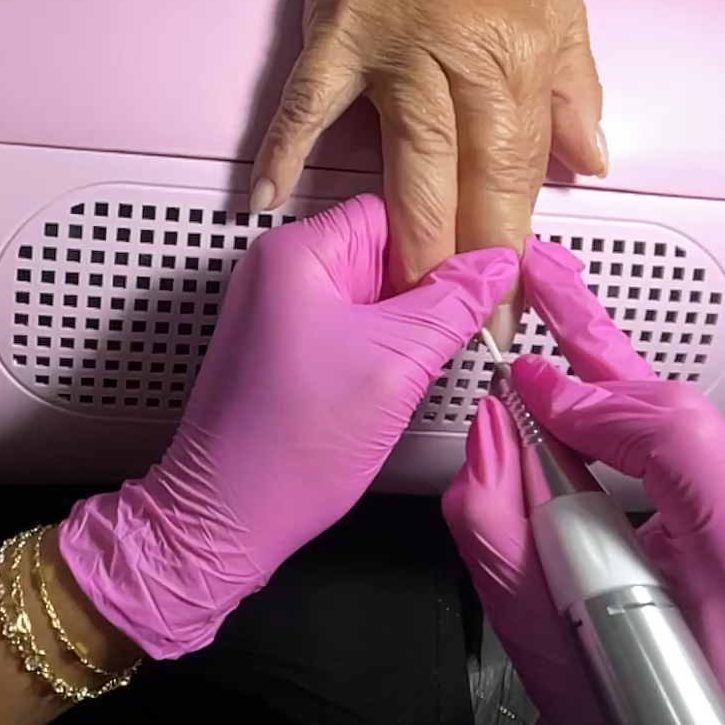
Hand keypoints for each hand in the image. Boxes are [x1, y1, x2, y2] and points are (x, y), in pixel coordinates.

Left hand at [58, 194, 515, 658]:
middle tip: (477, 311)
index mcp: (295, 254)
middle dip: (430, 281)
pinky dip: (382, 336)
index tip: (487, 266)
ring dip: (408, 313)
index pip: (390, 212)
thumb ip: (453, 303)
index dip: (445, 237)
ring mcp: (278, 305)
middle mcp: (279, 269)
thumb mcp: (394, 364)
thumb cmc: (285, 446)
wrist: (230, 512)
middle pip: (380, 247)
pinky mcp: (284, 340)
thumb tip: (494, 263)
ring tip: (442, 345)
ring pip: (369, 286)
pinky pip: (348, 317)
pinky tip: (404, 366)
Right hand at [252, 0, 605, 300]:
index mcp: (522, 57)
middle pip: (472, 176)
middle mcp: (465, 58)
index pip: (523, 169)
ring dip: (407, 234)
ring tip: (404, 302)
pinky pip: (305, 104)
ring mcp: (393, 50)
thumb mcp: (557, 7)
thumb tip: (590, 164)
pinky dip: (282, 149)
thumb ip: (577, 89)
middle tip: (465, 333)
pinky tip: (262, 200)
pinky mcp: (333, 41)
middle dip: (470, 262)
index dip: (517, 243)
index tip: (511, 306)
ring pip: (407, 156)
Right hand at [442, 240, 724, 724]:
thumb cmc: (625, 718)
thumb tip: (494, 427)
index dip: (592, 397)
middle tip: (548, 280)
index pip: (681, 445)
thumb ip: (495, 525)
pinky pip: (695, 454)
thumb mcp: (537, 641)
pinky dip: (631, 418)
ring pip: (693, 429)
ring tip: (562, 317)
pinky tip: (594, 386)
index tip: (525, 386)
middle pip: (694, 417)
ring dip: (610, 380)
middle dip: (601, 347)